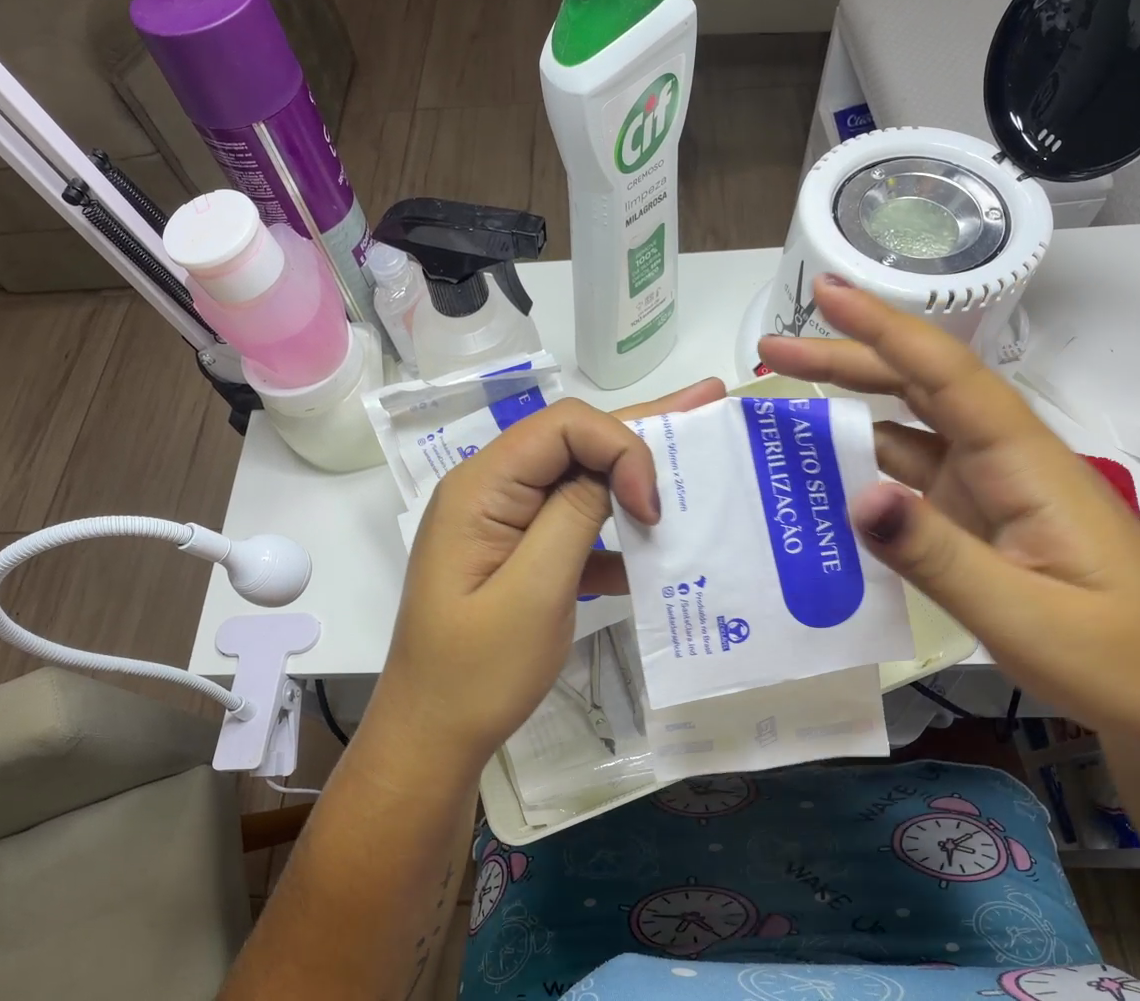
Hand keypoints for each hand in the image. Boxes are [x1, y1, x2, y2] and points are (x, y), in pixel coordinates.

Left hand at [376, 379, 727, 760]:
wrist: (432, 735)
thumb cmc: (476, 673)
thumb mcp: (533, 593)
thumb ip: (574, 518)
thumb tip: (616, 471)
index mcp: (482, 488)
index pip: (563, 426)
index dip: (620, 447)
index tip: (652, 508)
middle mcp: (490, 490)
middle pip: (572, 441)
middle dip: (640, 430)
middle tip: (707, 404)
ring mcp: (503, 523)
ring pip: (577, 481)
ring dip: (631, 482)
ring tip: (693, 469)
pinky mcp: (518, 555)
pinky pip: (572, 526)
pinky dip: (614, 534)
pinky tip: (657, 550)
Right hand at [758, 276, 1139, 737]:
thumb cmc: (1120, 660)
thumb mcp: (1024, 616)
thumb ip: (936, 556)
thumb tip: (854, 493)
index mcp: (1024, 464)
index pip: (946, 375)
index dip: (885, 329)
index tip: (827, 291)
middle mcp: (1005, 462)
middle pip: (921, 389)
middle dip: (849, 360)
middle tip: (774, 351)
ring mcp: (992, 493)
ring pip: (912, 431)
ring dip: (851, 410)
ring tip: (783, 407)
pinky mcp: (982, 524)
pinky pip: (913, 481)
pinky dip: (866, 469)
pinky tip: (825, 482)